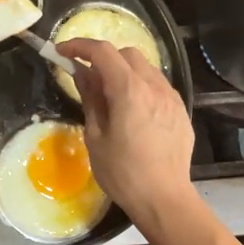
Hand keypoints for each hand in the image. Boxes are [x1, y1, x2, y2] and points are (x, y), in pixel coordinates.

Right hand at [58, 37, 196, 222]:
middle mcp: (154, 86)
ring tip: (110, 95)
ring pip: (146, 68)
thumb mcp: (96, 136)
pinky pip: (158, 86)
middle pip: (127, 54)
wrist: (163, 198)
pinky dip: (141, 86)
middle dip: (104, 58)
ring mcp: (171, 98)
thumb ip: (90, 99)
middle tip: (87, 78)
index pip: (102, 52)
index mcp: (129, 91)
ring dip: (124, 71)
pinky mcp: (180, 111)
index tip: (62, 52)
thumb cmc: (122, 172)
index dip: (79, 46)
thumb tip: (82, 73)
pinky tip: (133, 110)